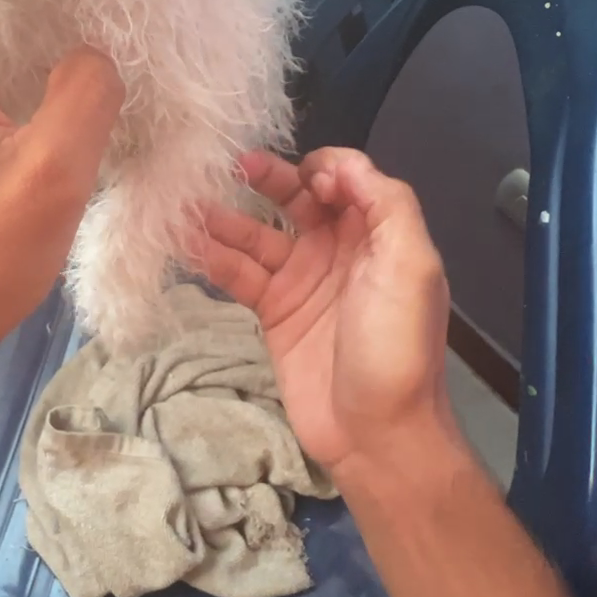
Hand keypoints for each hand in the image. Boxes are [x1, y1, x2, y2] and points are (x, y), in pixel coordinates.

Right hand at [193, 148, 455, 477]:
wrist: (376, 431)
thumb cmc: (397, 346)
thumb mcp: (412, 266)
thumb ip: (386, 204)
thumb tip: (340, 165)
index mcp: (377, 235)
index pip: (344, 181)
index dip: (320, 169)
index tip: (300, 180)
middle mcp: (337, 250)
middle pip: (296, 200)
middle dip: (266, 180)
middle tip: (232, 168)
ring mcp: (301, 281)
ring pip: (258, 236)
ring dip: (225, 218)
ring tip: (189, 205)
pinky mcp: (273, 311)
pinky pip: (239, 273)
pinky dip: (212, 257)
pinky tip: (185, 242)